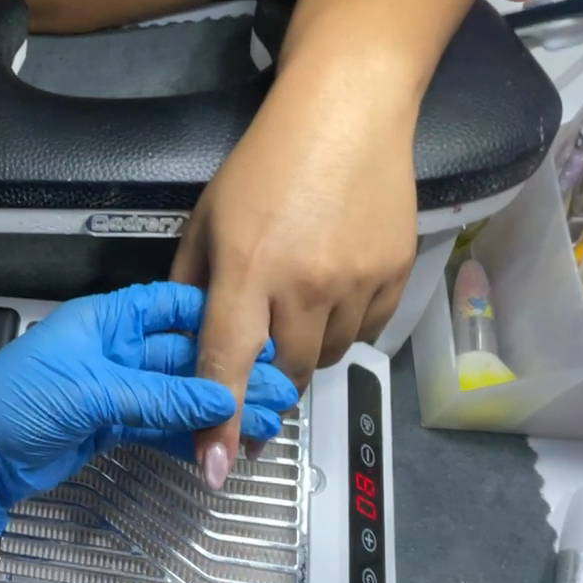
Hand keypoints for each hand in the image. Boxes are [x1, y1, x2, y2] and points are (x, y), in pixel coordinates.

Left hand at [0, 283, 298, 534]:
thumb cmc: (13, 403)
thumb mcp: (87, 391)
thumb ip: (155, 396)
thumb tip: (219, 397)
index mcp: (103, 321)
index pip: (169, 307)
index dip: (214, 321)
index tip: (259, 338)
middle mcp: (112, 349)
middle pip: (180, 356)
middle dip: (227, 374)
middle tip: (276, 395)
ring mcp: (112, 389)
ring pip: (175, 395)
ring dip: (215, 410)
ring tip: (263, 426)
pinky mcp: (109, 425)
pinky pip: (157, 425)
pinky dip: (186, 435)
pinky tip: (218, 445)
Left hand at [171, 65, 416, 482]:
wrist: (350, 112)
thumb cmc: (261, 167)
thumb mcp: (205, 223)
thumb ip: (191, 285)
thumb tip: (186, 340)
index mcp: (246, 271)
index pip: (226, 361)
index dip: (218, 421)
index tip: (215, 470)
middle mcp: (305, 285)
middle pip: (285, 374)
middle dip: (265, 382)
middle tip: (254, 365)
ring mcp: (358, 282)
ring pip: (326, 359)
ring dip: (302, 354)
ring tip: (292, 312)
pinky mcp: (397, 275)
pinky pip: (363, 332)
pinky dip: (341, 329)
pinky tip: (328, 293)